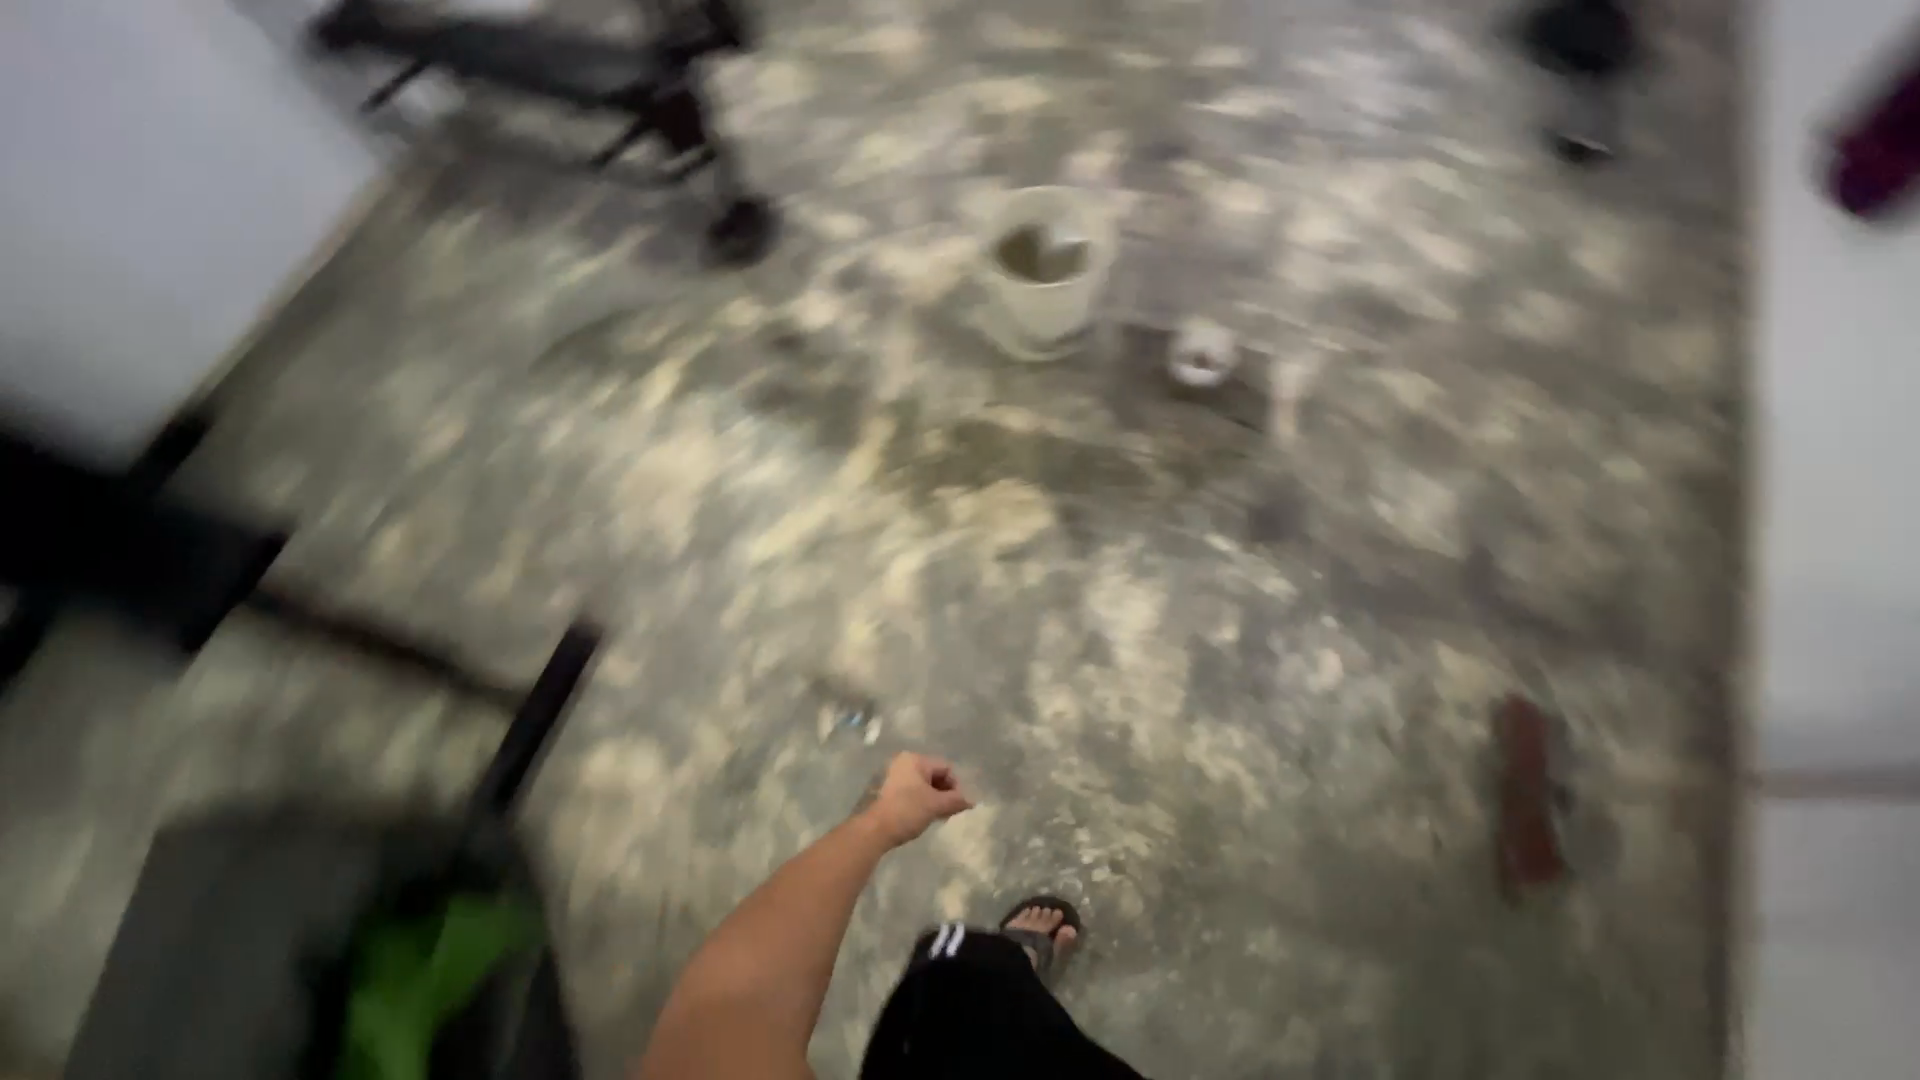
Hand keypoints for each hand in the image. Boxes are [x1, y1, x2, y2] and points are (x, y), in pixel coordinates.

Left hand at [857, 752, 972, 847]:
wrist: (874, 829)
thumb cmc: (907, 811)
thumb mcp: (935, 805)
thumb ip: (956, 800)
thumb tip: (972, 801)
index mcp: (914, 759)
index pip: (946, 768)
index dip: (956, 786)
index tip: (957, 806)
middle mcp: (903, 762)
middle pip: (934, 775)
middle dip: (945, 793)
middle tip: (949, 812)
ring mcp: (892, 775)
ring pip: (922, 784)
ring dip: (933, 799)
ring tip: (937, 816)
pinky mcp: (886, 789)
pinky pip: (911, 791)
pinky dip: (920, 801)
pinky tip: (923, 816)